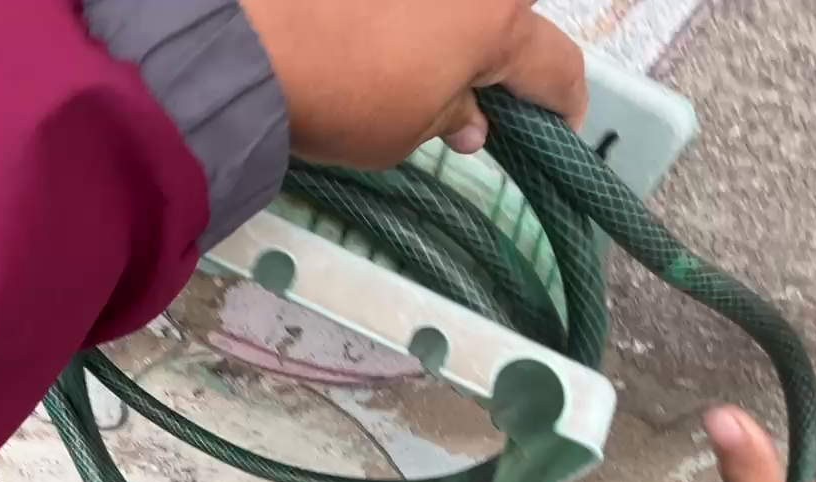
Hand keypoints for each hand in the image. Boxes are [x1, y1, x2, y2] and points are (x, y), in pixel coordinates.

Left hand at [238, 0, 587, 167]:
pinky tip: (379, 33)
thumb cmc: (343, 102)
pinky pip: (416, 3)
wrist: (253, 47)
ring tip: (412, 67)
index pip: (557, 67)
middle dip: (499, 57)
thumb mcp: (403, 134)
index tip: (557, 128)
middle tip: (468, 98)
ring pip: (462, 5)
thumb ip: (450, 119)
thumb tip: (475, 125)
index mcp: (500, 21)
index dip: (562, 104)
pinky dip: (409, 19)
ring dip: (451, 32)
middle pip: (510, 17)